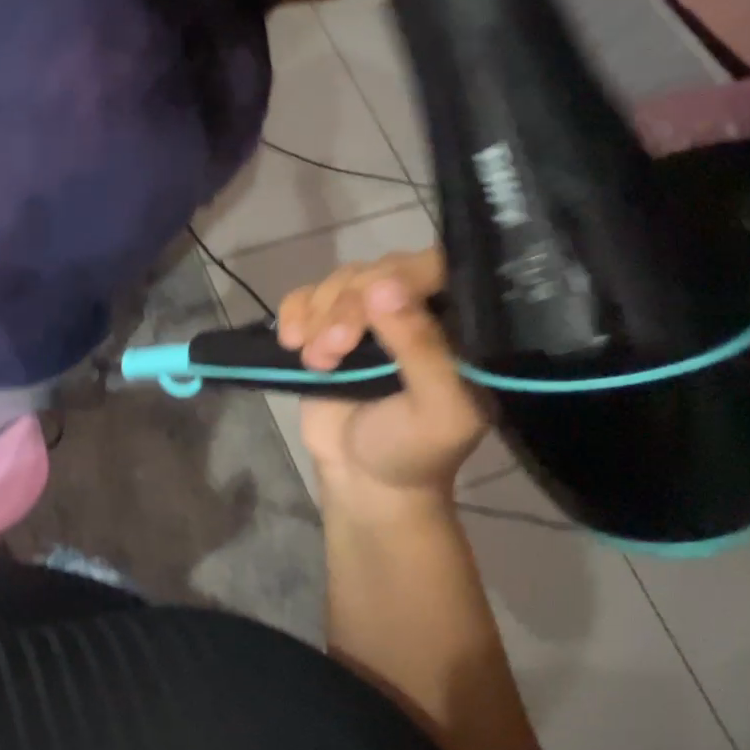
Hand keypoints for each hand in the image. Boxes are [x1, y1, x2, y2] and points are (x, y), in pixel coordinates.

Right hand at [280, 251, 488, 512]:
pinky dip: (293, 313)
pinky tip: (291, 344)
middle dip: (344, 307)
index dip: (399, 275)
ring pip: (337, 281)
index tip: (371, 305)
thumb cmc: (416, 449)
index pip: (434, 268)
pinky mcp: (325, 326)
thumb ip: (422, 350)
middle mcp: (414, 309)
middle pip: (375, 271)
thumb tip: (385, 289)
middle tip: (333, 351)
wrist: (363, 481)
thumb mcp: (438, 409)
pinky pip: (303, 296)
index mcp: (458, 324)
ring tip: (317, 362)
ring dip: (318, 317)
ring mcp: (365, 317)